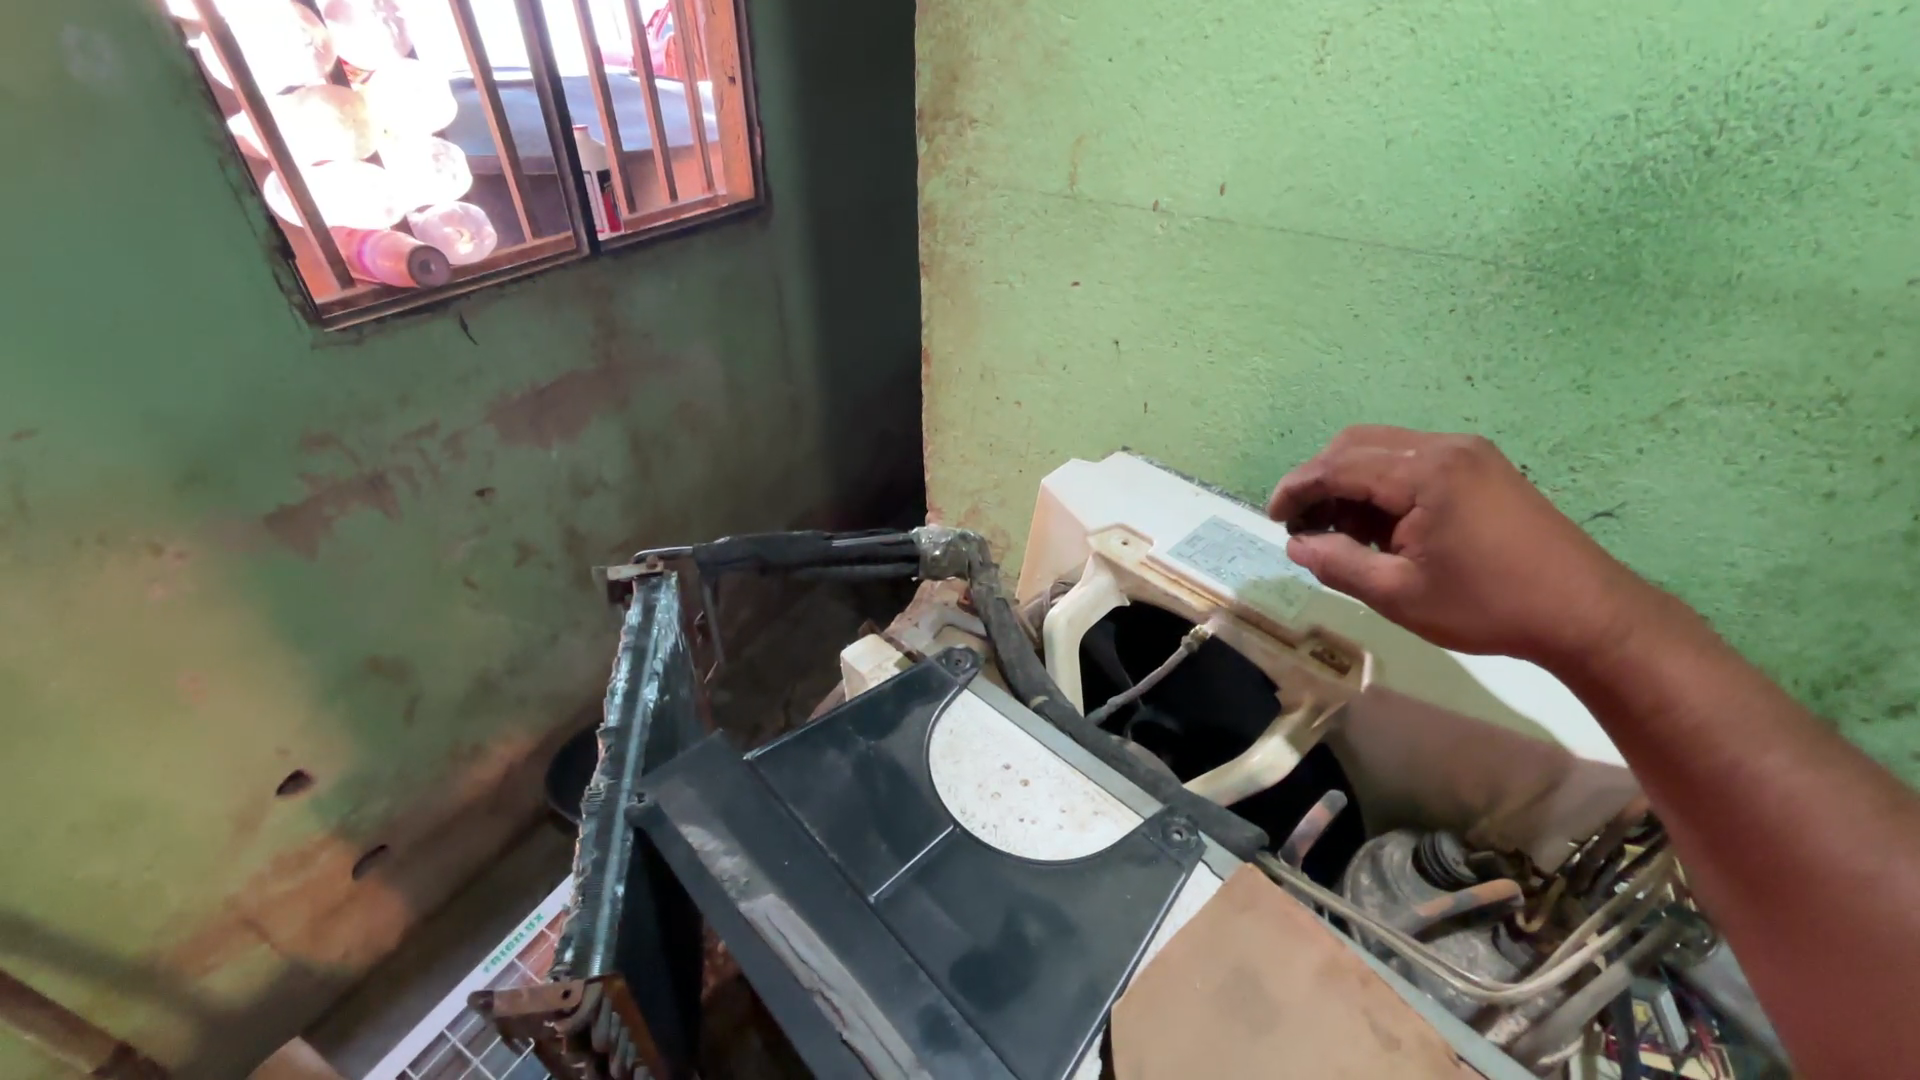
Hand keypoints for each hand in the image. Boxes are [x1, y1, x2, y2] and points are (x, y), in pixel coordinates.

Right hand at [1266, 425, 1656, 667]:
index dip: (1296, 489)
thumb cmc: (1488, 606)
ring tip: (1337, 532)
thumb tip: (1297, 546)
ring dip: (1348, 483)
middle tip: (1302, 525)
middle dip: (1318, 481)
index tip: (1273, 520)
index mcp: (1425, 472)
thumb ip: (1337, 564)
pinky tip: (1378, 526)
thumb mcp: (1397, 594)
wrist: (1586, 614)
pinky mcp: (1481, 468)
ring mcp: (1468, 453)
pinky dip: (1380, 486)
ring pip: (1382, 450)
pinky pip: (1411, 462)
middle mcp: (1445, 447)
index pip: (1337, 465)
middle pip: (1356, 444)